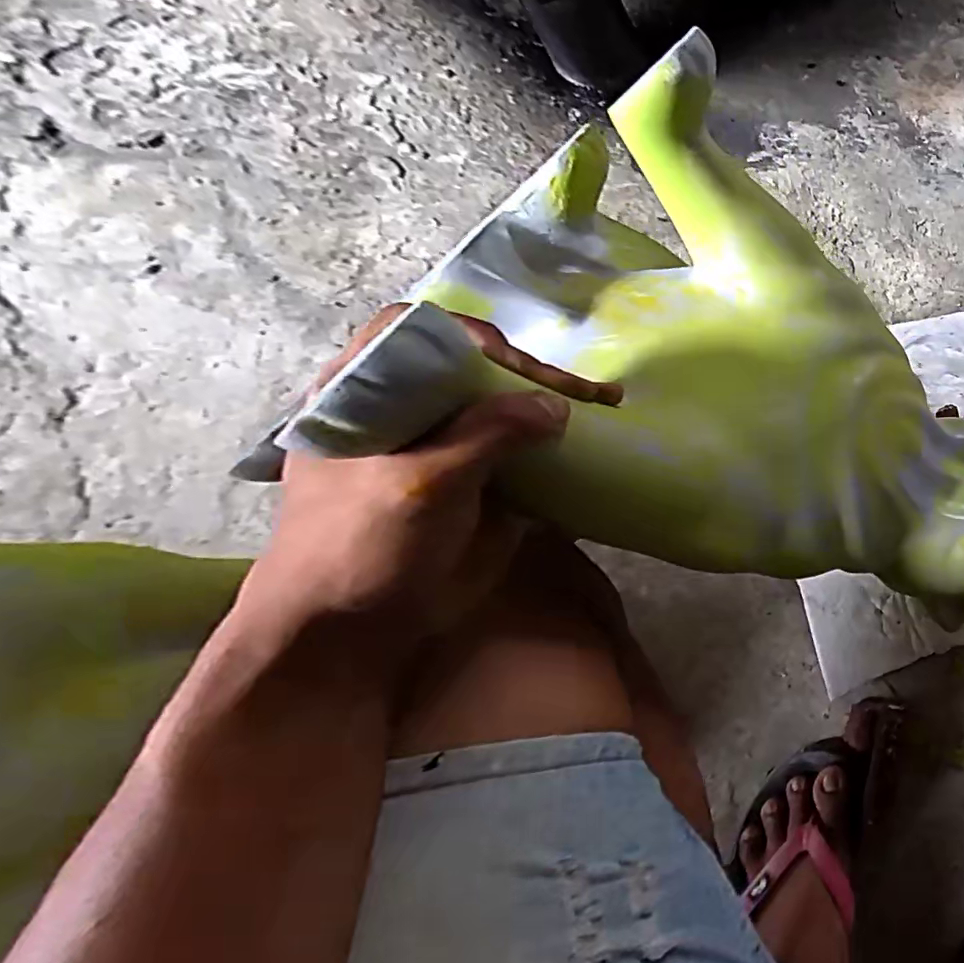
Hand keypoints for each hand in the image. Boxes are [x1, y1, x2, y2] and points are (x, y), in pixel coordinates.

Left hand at [234, 305, 621, 640]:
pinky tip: (595, 440)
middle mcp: (412, 409)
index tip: (518, 366)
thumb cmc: (364, 545)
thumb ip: (486, 435)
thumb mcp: (420, 483)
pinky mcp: (485, 479)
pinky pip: (528, 449)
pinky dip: (562, 443)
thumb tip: (557, 405)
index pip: (418, 333)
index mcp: (368, 394)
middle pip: (477, 367)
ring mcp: (453, 445)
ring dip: (558, 402)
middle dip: (534, 374)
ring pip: (509, 405)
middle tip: (587, 393)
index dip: (469, 338)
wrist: (356, 628)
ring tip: (606, 403)